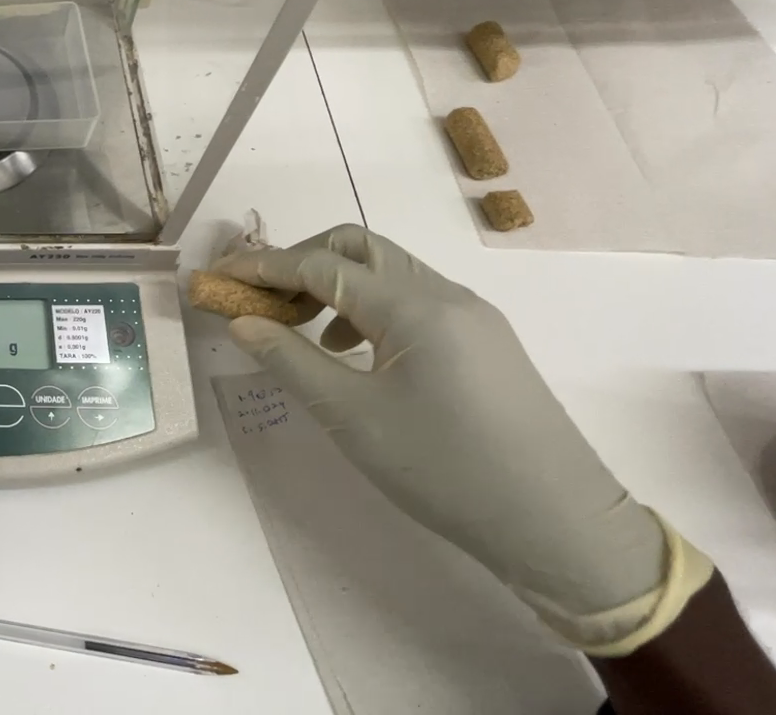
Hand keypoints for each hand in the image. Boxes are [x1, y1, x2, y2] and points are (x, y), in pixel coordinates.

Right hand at [212, 224, 709, 654]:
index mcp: (414, 308)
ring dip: (332, 281)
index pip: (319, 264)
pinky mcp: (482, 341)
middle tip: (259, 295)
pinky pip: (410, 298)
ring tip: (297, 324)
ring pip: (386, 270)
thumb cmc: (444, 469)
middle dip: (298, 260)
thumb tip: (240, 321)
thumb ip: (287, 359)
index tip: (215, 277)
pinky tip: (348, 348)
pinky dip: (364, 305)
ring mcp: (470, 316)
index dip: (260, 267)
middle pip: (357, 247)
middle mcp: (444, 295)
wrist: (561, 529)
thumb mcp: (349, 416)